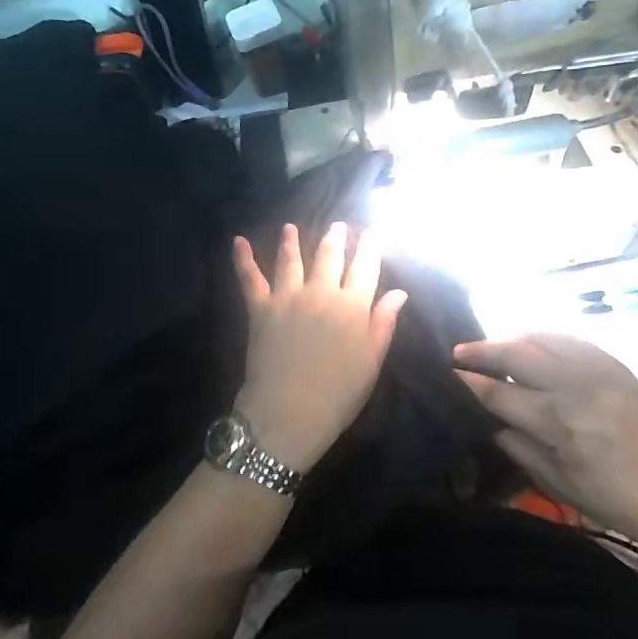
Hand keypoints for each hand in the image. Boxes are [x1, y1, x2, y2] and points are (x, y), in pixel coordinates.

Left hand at [233, 223, 407, 472]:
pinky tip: (238, 242)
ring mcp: (288, 298)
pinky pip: (250, 279)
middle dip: (336, 238)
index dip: (371, 247)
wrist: (289, 412)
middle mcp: (322, 293)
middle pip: (330, 257)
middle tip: (338, 225)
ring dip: (291, 241)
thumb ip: (384, 323)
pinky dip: (243, 259)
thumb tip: (399, 292)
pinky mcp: (260, 309)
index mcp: (353, 306)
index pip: (366, 268)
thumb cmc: (339, 393)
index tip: (373, 231)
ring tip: (291, 227)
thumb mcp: (372, 361)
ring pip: (291, 260)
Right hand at [455, 334, 637, 533]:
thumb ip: (517, 445)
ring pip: (542, 338)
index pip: (500, 394)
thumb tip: (489, 418)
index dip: (470, 382)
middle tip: (459, 351)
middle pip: (517, 354)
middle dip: (483, 350)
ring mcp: (598, 369)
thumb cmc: (610, 497)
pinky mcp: (614, 363)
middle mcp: (576, 386)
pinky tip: (532, 346)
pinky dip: (544, 339)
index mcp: (559, 422)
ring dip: (512, 340)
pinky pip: (570, 340)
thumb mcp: (555, 481)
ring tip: (493, 348)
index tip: (448, 372)